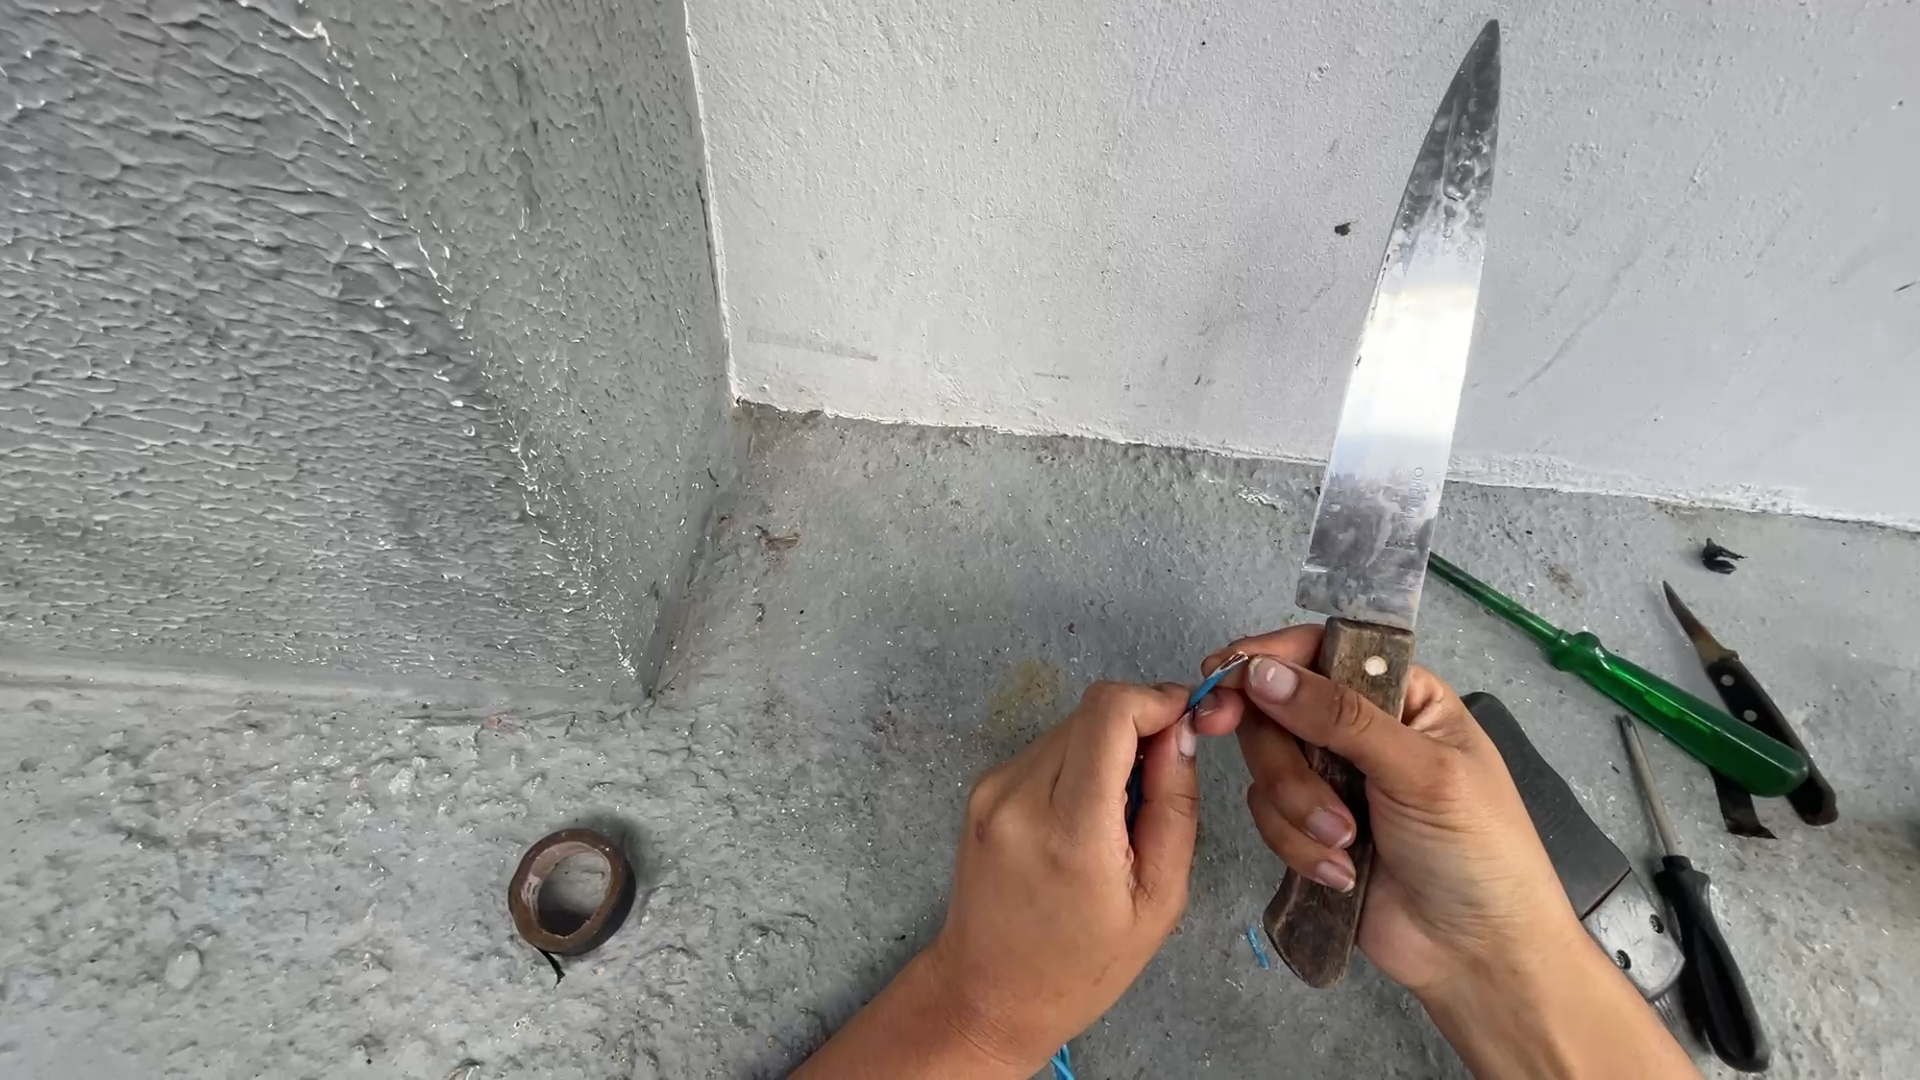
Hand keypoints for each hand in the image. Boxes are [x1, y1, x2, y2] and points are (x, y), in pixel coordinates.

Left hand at [921, 680, 1200, 1070]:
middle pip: (1091, 712)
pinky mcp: (982, 785)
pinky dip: (1076, 763)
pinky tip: (1082, 814)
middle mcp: (1019, 793)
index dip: (1155, 699)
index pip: (1109, 712)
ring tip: (1116, 812)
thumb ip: (1174, 803)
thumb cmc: (1084, 964)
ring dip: (1106, 747)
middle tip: (1160, 777)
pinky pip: (1044, 748)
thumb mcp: (1159, 898)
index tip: (1186, 718)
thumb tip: (1179, 729)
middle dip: (1138, 727)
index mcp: (1069, 828)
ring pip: (1069, 726)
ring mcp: (992, 786)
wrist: (987, 991)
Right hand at [1195, 626, 1579, 993]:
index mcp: (1396, 694)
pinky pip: (1264, 810)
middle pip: (1275, 706)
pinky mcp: (1303, 821)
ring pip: (1264, 760)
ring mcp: (1326, 774)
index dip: (1266, 658)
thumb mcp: (1420, 772)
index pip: (1317, 651)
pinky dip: (1294, 842)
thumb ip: (1339, 716)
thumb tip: (1260, 671)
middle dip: (1279, 753)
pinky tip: (1340, 870)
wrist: (1477, 960)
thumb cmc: (1477, 852)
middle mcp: (1353, 726)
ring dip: (1295, 805)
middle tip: (1265, 764)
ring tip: (1343, 842)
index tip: (1222, 675)